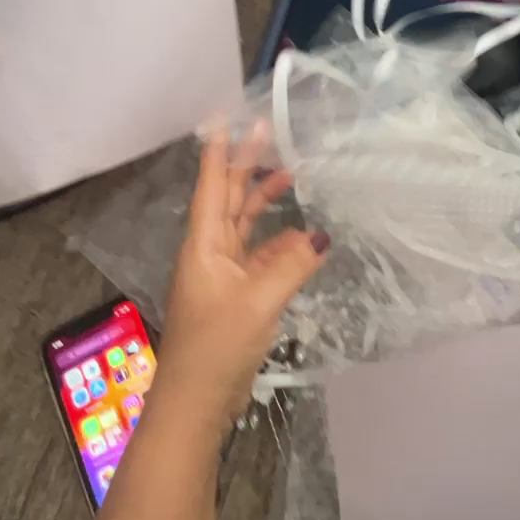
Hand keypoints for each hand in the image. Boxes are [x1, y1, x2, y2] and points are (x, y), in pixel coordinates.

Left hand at [151, 120, 328, 423]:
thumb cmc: (217, 345)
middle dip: (248, 165)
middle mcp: (212, 251)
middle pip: (231, 198)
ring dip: (266, 201)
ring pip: (247, 224)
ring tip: (292, 174)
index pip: (214, 186)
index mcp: (205, 245)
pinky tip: (304, 237)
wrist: (198, 402)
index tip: (222, 118)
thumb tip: (322, 235)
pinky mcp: (238, 294)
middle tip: (266, 130)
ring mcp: (224, 273)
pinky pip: (262, 256)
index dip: (219, 152)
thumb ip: (293, 264)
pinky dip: (281, 243)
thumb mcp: (260, 300)